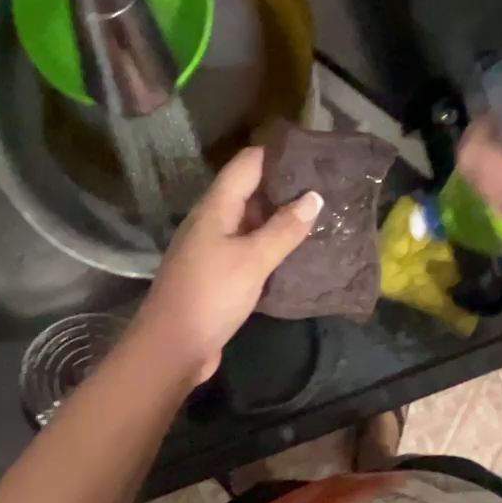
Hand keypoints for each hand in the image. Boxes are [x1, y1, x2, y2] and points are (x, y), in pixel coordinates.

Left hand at [131, 145, 323, 383]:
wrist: (173, 347)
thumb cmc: (211, 296)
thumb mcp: (252, 260)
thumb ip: (283, 230)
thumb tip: (314, 198)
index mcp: (215, 208)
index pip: (248, 164)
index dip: (279, 155)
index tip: (316, 156)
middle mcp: (212, 223)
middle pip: (250, 194)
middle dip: (286, 191)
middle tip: (328, 192)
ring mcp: (213, 252)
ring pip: (251, 227)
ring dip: (281, 224)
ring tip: (321, 222)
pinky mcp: (218, 279)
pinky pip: (249, 255)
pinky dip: (272, 253)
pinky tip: (298, 259)